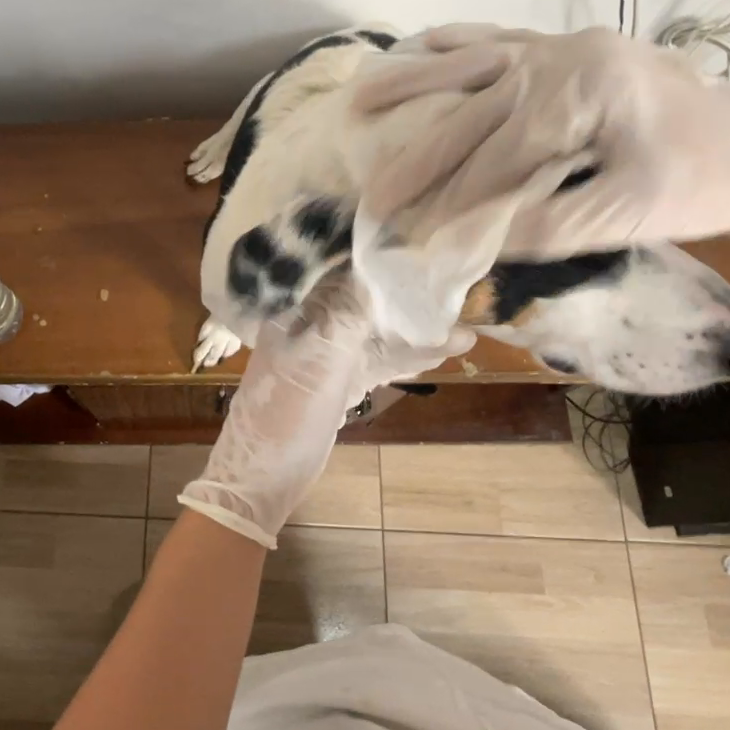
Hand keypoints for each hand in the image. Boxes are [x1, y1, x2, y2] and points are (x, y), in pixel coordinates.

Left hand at [179, 281, 473, 547]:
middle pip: (364, 301)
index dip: (379, 263)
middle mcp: (311, 326)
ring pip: (376, 334)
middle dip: (405, 298)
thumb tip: (375, 266)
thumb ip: (347, 312)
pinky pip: (378, 362)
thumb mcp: (318, 359)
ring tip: (465, 328)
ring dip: (416, 333)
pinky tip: (443, 351)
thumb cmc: (285, 415)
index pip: (342, 272)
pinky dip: (407, 358)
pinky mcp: (340, 382)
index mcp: (295, 312)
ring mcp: (327, 356)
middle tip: (454, 289)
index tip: (421, 252)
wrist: (264, 477)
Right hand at [354, 25, 729, 275]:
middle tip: (372, 203)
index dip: (452, 207)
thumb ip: (552, 226)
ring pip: (469, 66)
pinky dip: (456, 43)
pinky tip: (420, 46)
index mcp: (582, 92)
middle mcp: (562, 58)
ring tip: (358, 101)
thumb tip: (474, 241)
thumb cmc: (702, 184)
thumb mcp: (633, 215)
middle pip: (470, 116)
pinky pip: (498, 37)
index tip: (413, 243)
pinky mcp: (564, 47)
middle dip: (415, 164)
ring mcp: (560, 47)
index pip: (497, 160)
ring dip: (411, 85)